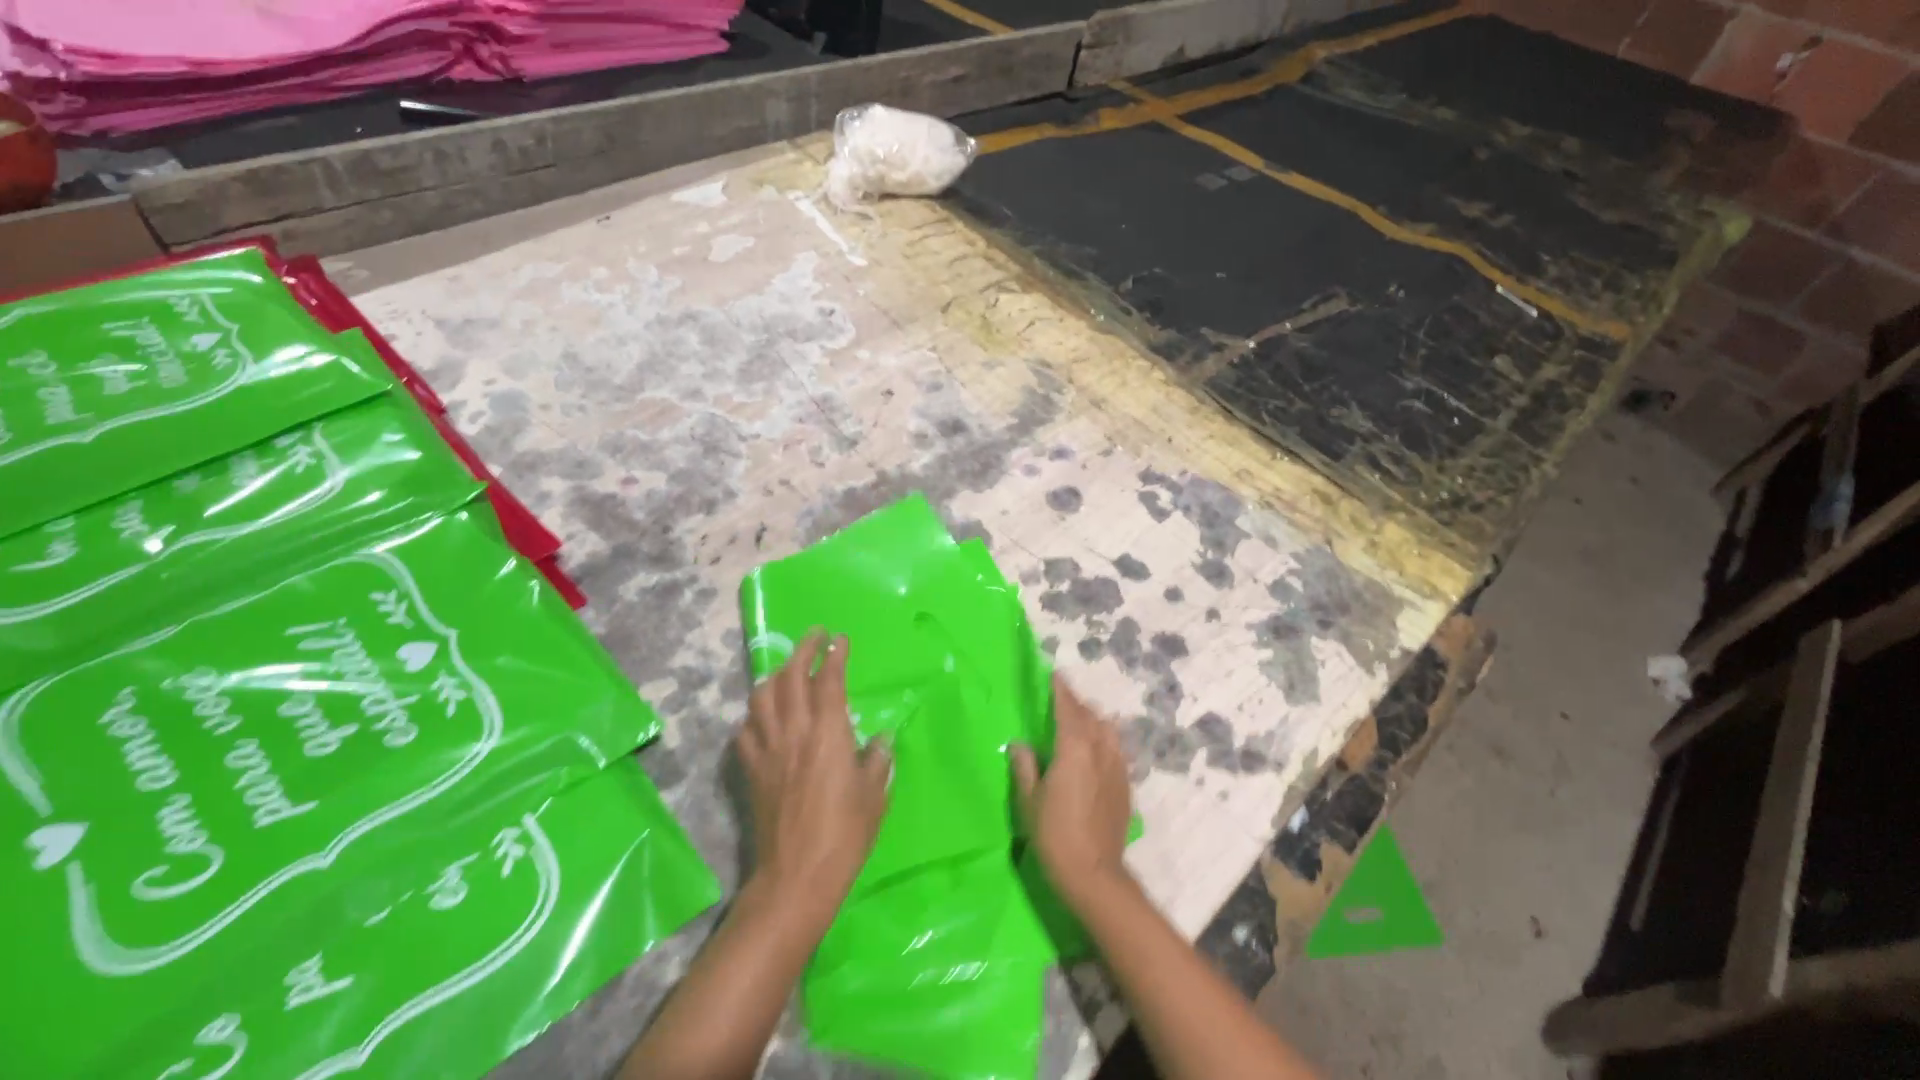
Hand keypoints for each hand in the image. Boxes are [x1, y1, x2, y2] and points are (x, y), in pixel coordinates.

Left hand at [738, 631, 891, 922]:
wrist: (797, 874)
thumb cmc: (845, 835)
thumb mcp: (874, 796)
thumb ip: (877, 761)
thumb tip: (880, 740)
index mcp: (828, 733)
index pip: (829, 680)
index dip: (835, 655)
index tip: (840, 640)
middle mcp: (793, 731)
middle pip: (790, 677)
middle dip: (803, 651)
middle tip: (815, 638)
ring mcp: (767, 749)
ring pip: (762, 697)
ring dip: (775, 676)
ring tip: (787, 672)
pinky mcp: (750, 770)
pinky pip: (746, 730)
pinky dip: (754, 715)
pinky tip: (763, 718)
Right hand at [1011, 674, 1134, 908]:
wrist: (1094, 872)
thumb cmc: (1054, 834)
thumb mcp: (1029, 799)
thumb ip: (1025, 766)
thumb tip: (1021, 744)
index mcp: (1074, 748)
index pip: (1068, 709)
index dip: (1061, 691)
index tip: (1055, 675)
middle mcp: (1101, 750)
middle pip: (1091, 716)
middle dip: (1077, 704)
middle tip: (1062, 699)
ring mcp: (1118, 767)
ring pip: (1109, 730)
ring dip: (1094, 719)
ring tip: (1081, 721)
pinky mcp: (1126, 784)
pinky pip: (1116, 749)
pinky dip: (1105, 739)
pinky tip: (1096, 750)